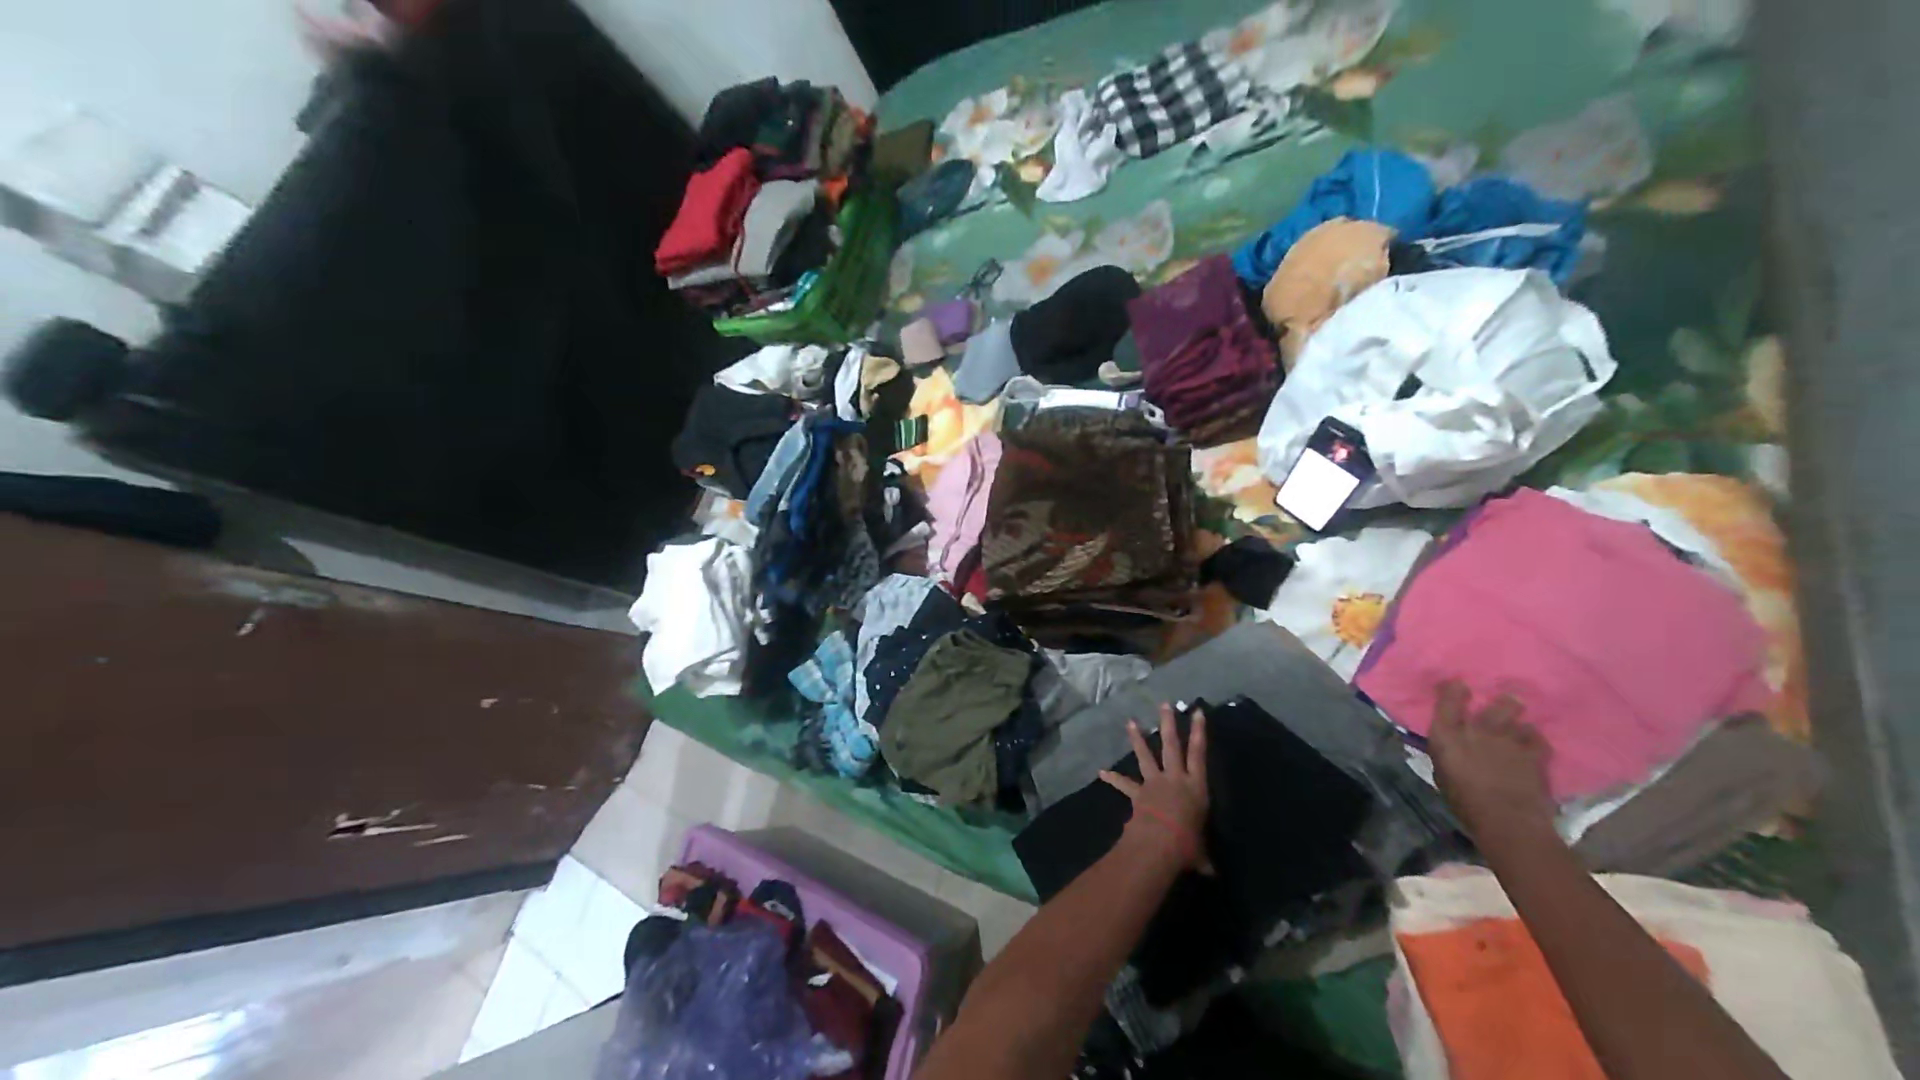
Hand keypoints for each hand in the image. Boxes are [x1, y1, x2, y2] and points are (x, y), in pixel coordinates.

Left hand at [1100, 704, 1210, 871]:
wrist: (1159, 843)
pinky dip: (1112, 778)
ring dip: (1137, 739)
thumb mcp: (1201, 852)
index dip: (1199, 732)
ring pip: (1146, 755)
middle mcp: (1175, 778)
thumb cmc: (1188, 845)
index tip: (1198, 712)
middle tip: (1164, 704)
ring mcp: (1154, 782)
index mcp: (1196, 787)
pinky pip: (1124, 784)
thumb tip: (1210, 873)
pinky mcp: (1137, 792)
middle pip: (1172, 745)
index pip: (1200, 753)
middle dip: (1168, 723)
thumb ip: (1203, 858)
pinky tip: (1101, 772)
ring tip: (1130, 722)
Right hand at [1429, 681, 1556, 844]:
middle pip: (1495, 705)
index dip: (1454, 689)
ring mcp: (1510, 741)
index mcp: (1448, 736)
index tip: (1458, 684)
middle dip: (1502, 702)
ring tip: (1520, 726)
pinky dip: (1534, 739)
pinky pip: (1537, 739)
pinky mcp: (1535, 755)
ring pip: (1520, 720)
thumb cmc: (1464, 802)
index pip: (1449, 701)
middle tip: (1505, 701)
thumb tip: (1450, 745)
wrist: (1507, 820)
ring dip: (1519, 722)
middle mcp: (1479, 731)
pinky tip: (1533, 744)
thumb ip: (1447, 754)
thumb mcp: (1442, 774)